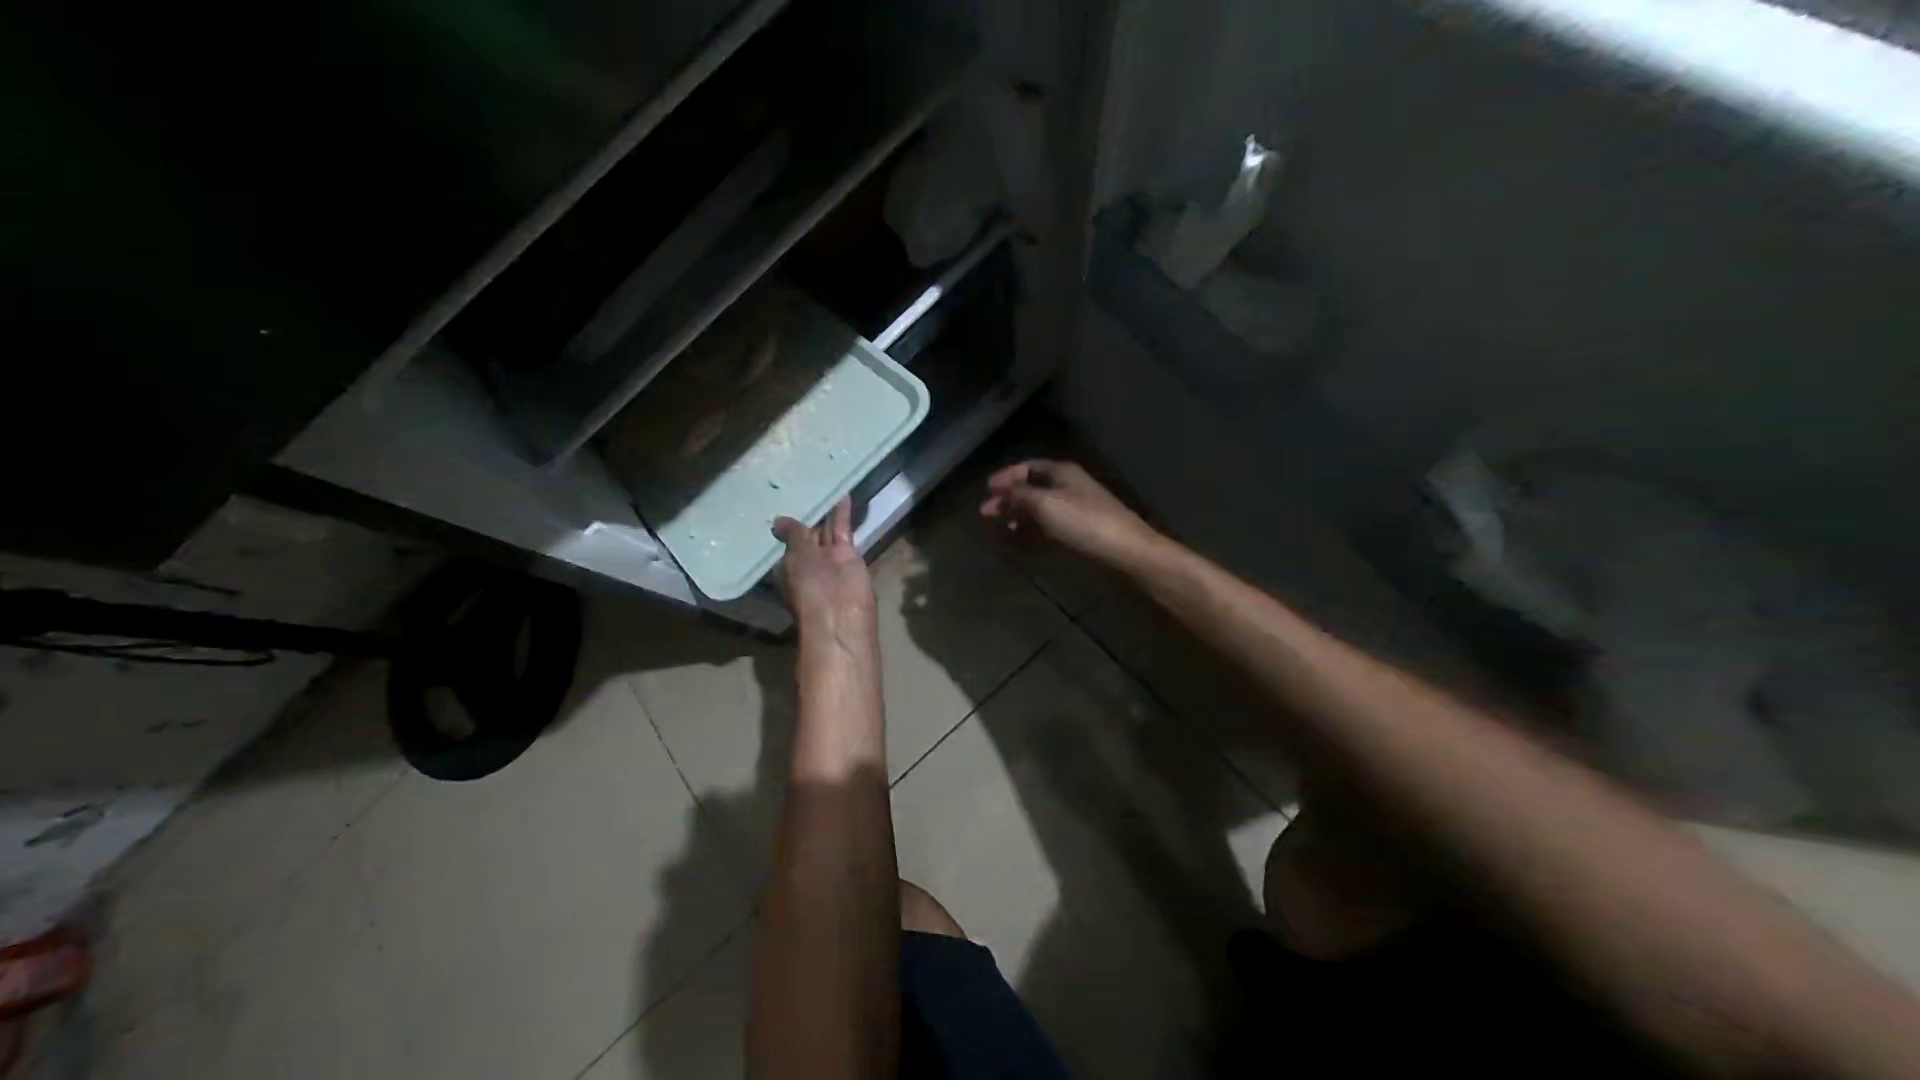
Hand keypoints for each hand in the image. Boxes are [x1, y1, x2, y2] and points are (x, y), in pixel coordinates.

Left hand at [773, 497, 875, 634]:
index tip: (791, 504)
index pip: (790, 543)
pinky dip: (842, 513)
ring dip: (827, 513)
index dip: (792, 526)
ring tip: (827, 488)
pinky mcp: (849, 555)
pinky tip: (843, 495)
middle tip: (810, 491)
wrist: (842, 616)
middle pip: (810, 537)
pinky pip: (842, 529)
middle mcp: (809, 564)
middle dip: (811, 519)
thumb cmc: (809, 589)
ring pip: (827, 531)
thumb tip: (777, 521)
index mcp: (789, 569)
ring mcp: (830, 560)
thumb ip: (792, 536)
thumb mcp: (795, 558)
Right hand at [979, 460, 1166, 572]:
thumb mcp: (1044, 503)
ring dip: (1019, 514)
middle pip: (1032, 487)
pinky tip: (1023, 538)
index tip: (986, 490)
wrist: (1124, 549)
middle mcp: (1068, 485)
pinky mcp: (1080, 528)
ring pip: (1040, 506)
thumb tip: (1001, 491)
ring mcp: (1076, 507)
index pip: (1027, 467)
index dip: (1005, 476)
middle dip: (1008, 498)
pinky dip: (1032, 528)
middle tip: (986, 513)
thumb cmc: (1082, 521)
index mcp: (1061, 471)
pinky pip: (1049, 523)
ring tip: (1001, 526)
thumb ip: (1019, 494)